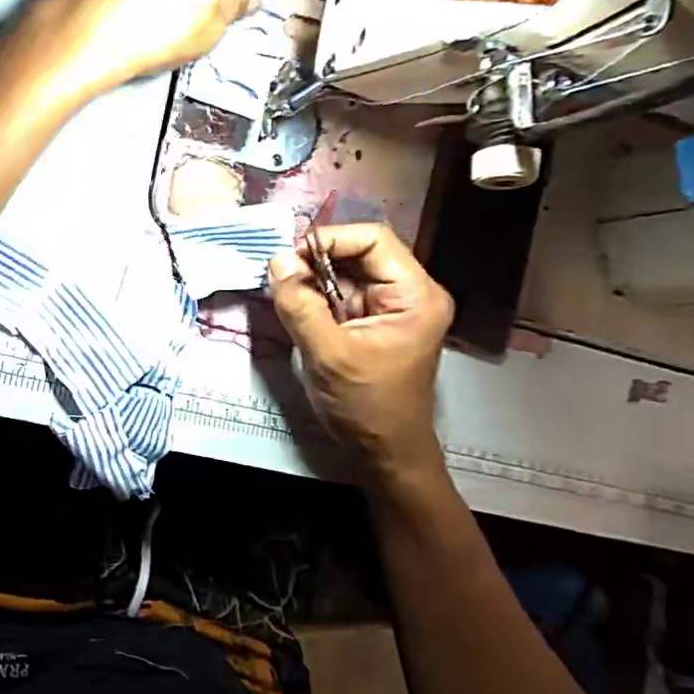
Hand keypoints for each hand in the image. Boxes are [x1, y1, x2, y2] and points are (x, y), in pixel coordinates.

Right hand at [267, 224, 454, 492]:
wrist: (384, 453)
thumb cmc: (367, 407)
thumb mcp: (328, 355)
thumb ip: (301, 305)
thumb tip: (277, 260)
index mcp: (416, 294)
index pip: (374, 240)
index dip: (331, 239)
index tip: (292, 256)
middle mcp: (409, 292)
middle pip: (359, 252)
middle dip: (317, 261)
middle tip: (281, 275)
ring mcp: (391, 306)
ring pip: (346, 272)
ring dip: (313, 279)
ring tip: (284, 292)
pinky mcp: (373, 320)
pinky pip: (341, 294)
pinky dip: (316, 297)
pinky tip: (295, 306)